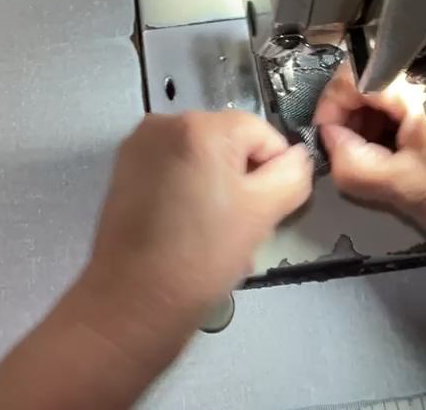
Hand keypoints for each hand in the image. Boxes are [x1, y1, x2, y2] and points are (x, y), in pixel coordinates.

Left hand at [74, 111, 311, 333]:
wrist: (134, 302)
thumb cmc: (193, 263)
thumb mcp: (262, 216)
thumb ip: (293, 175)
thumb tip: (299, 158)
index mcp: (201, 128)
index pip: (262, 132)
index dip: (273, 171)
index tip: (265, 205)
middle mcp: (166, 124)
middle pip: (230, 141)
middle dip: (242, 179)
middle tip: (239, 223)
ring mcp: (142, 144)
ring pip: (202, 155)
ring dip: (216, 185)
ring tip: (212, 231)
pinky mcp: (127, 166)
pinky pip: (174, 165)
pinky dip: (187, 187)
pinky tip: (188, 226)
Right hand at [314, 64, 425, 282]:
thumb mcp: (405, 192)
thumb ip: (353, 163)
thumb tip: (329, 140)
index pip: (357, 73)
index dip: (333, 106)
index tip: (328, 139)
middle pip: (378, 76)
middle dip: (356, 115)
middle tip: (352, 155)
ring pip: (400, 90)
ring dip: (380, 122)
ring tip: (382, 163)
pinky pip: (425, 101)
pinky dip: (407, 125)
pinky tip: (410, 159)